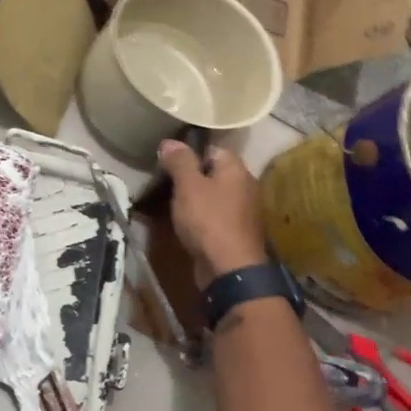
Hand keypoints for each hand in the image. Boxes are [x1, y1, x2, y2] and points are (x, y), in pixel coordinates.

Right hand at [157, 139, 266, 278]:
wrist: (229, 269)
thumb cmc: (208, 221)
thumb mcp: (188, 186)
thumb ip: (179, 161)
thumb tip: (170, 141)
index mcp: (235, 169)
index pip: (211, 148)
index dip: (189, 152)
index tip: (168, 162)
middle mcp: (244, 185)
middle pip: (213, 172)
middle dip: (191, 175)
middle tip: (166, 181)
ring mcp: (243, 210)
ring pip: (214, 194)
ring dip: (196, 197)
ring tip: (172, 202)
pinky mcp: (236, 231)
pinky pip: (216, 214)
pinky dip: (202, 215)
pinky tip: (187, 222)